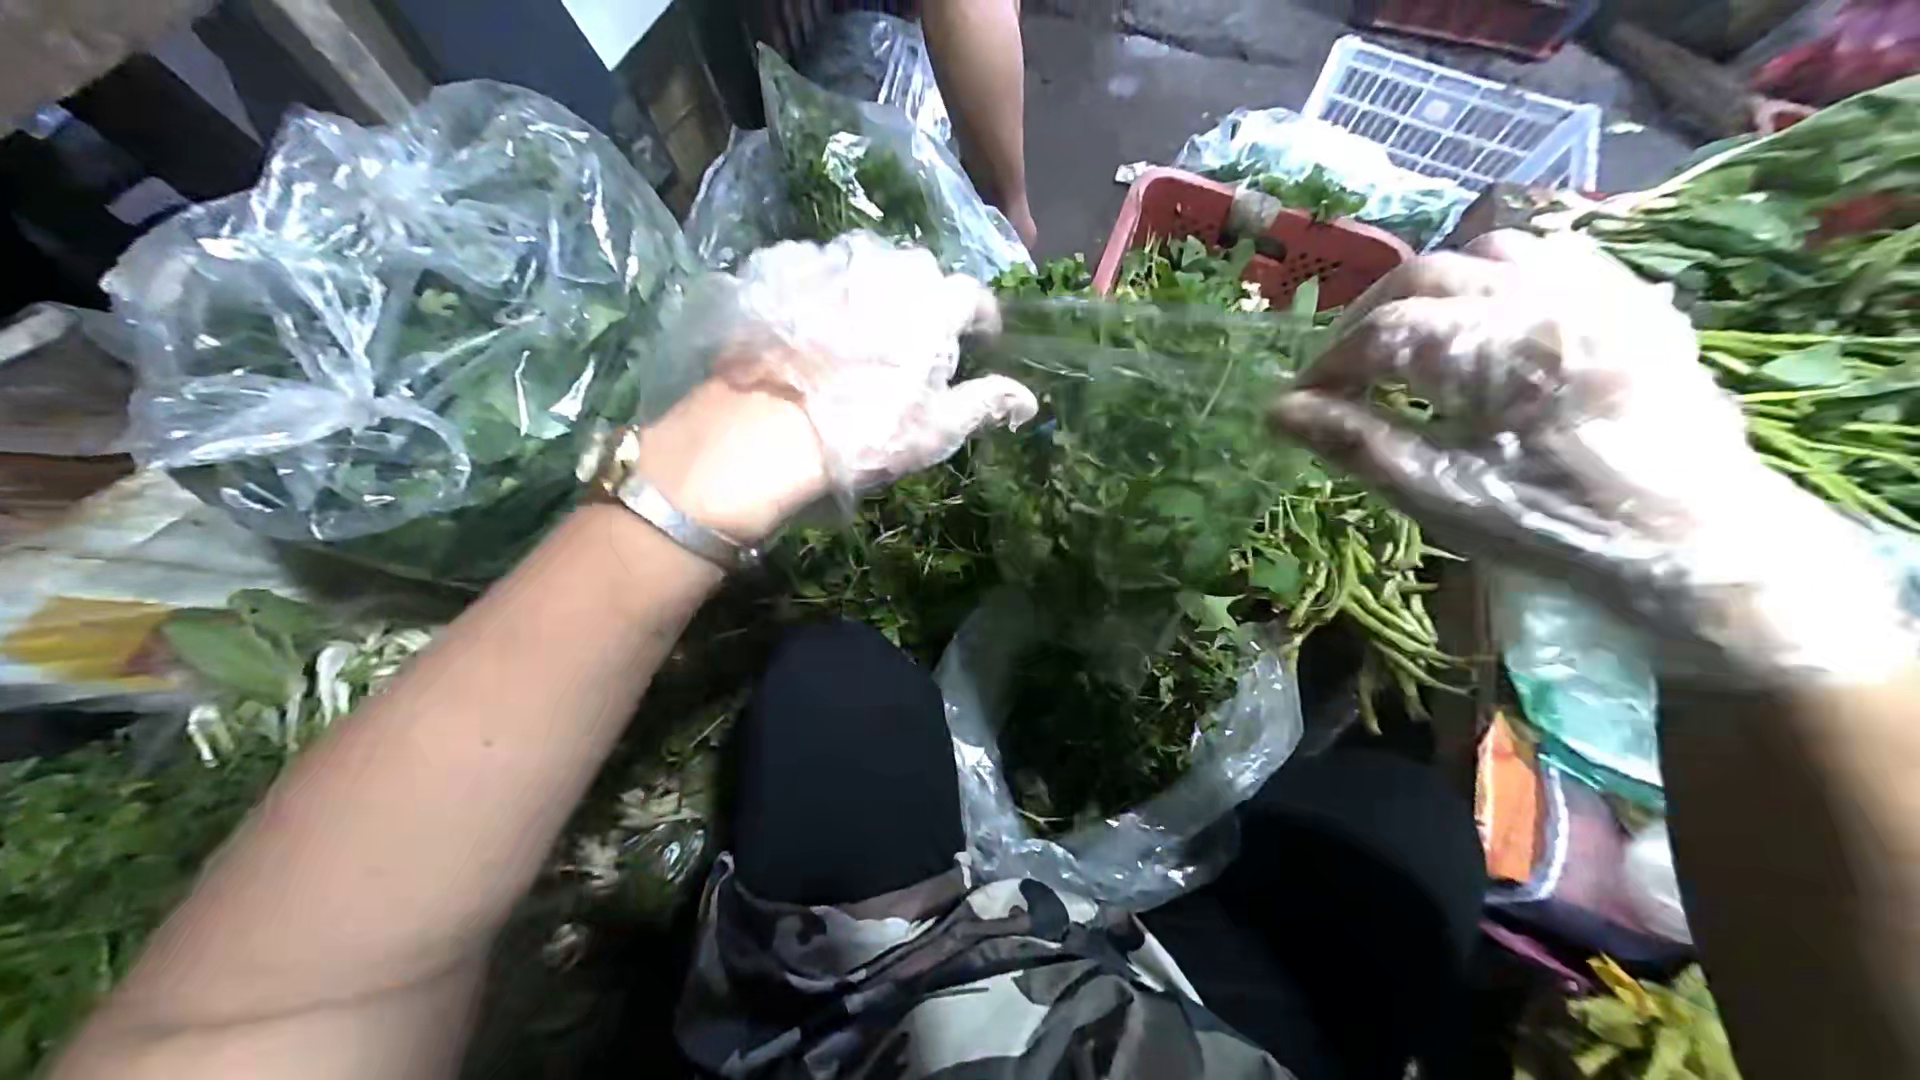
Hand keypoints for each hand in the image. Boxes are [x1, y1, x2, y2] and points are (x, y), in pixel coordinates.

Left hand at [634, 233, 1037, 541]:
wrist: (765, 431)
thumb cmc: (867, 434)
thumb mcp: (938, 428)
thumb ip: (988, 402)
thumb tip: (1030, 398)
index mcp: (936, 303)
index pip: (975, 298)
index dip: (981, 322)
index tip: (978, 343)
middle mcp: (889, 266)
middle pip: (923, 275)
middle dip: (928, 303)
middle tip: (916, 343)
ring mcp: (832, 260)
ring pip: (869, 264)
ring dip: (876, 290)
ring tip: (863, 330)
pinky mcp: (782, 266)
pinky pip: (817, 267)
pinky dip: (824, 289)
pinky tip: (813, 324)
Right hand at [1270, 229, 1912, 680]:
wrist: (1691, 545)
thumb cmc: (1552, 527)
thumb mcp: (1437, 496)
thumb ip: (1354, 443)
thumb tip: (1278, 409)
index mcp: (1505, 352)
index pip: (1384, 332)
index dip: (1328, 364)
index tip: (1300, 402)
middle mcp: (1553, 301)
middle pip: (1426, 276)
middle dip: (1363, 322)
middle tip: (1338, 373)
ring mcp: (1599, 293)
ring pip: (1485, 252)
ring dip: (1424, 292)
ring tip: (1400, 343)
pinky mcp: (1627, 303)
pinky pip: (1548, 255)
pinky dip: (1490, 276)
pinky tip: (1475, 318)